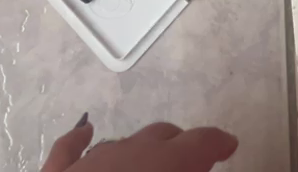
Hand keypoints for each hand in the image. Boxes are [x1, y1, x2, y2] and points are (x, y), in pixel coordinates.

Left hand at [40, 118, 237, 171]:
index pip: (201, 142)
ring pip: (124, 143)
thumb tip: (201, 169)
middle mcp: (131, 151)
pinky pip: (68, 150)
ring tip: (150, 168)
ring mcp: (91, 161)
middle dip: (180, 149)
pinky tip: (86, 130)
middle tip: (191, 169)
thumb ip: (190, 171)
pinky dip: (78, 139)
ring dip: (142, 153)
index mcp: (166, 163)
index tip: (229, 146)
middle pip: (164, 136)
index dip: (218, 142)